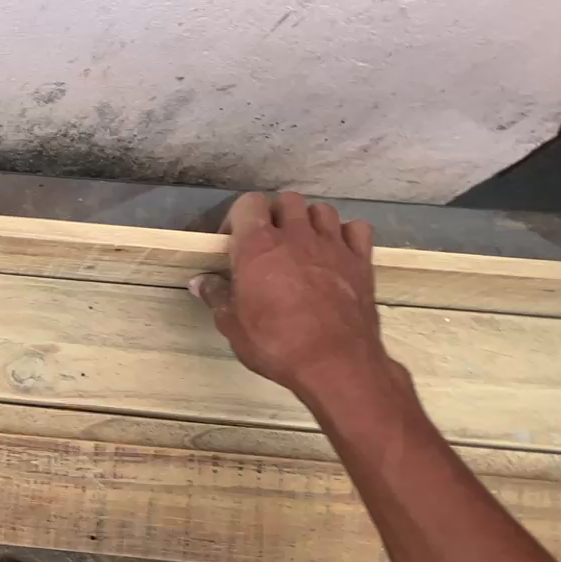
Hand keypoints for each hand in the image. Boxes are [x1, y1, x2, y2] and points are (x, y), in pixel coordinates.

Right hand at [189, 192, 399, 404]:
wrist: (333, 361)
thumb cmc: (274, 343)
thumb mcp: (232, 325)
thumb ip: (216, 296)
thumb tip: (200, 282)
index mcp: (258, 247)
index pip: (247, 204)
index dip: (237, 219)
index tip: (232, 244)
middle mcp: (296, 236)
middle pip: (286, 200)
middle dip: (273, 215)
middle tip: (266, 243)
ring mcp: (333, 244)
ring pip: (321, 210)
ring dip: (307, 222)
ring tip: (300, 246)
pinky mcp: (361, 259)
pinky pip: (355, 228)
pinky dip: (343, 233)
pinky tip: (334, 251)